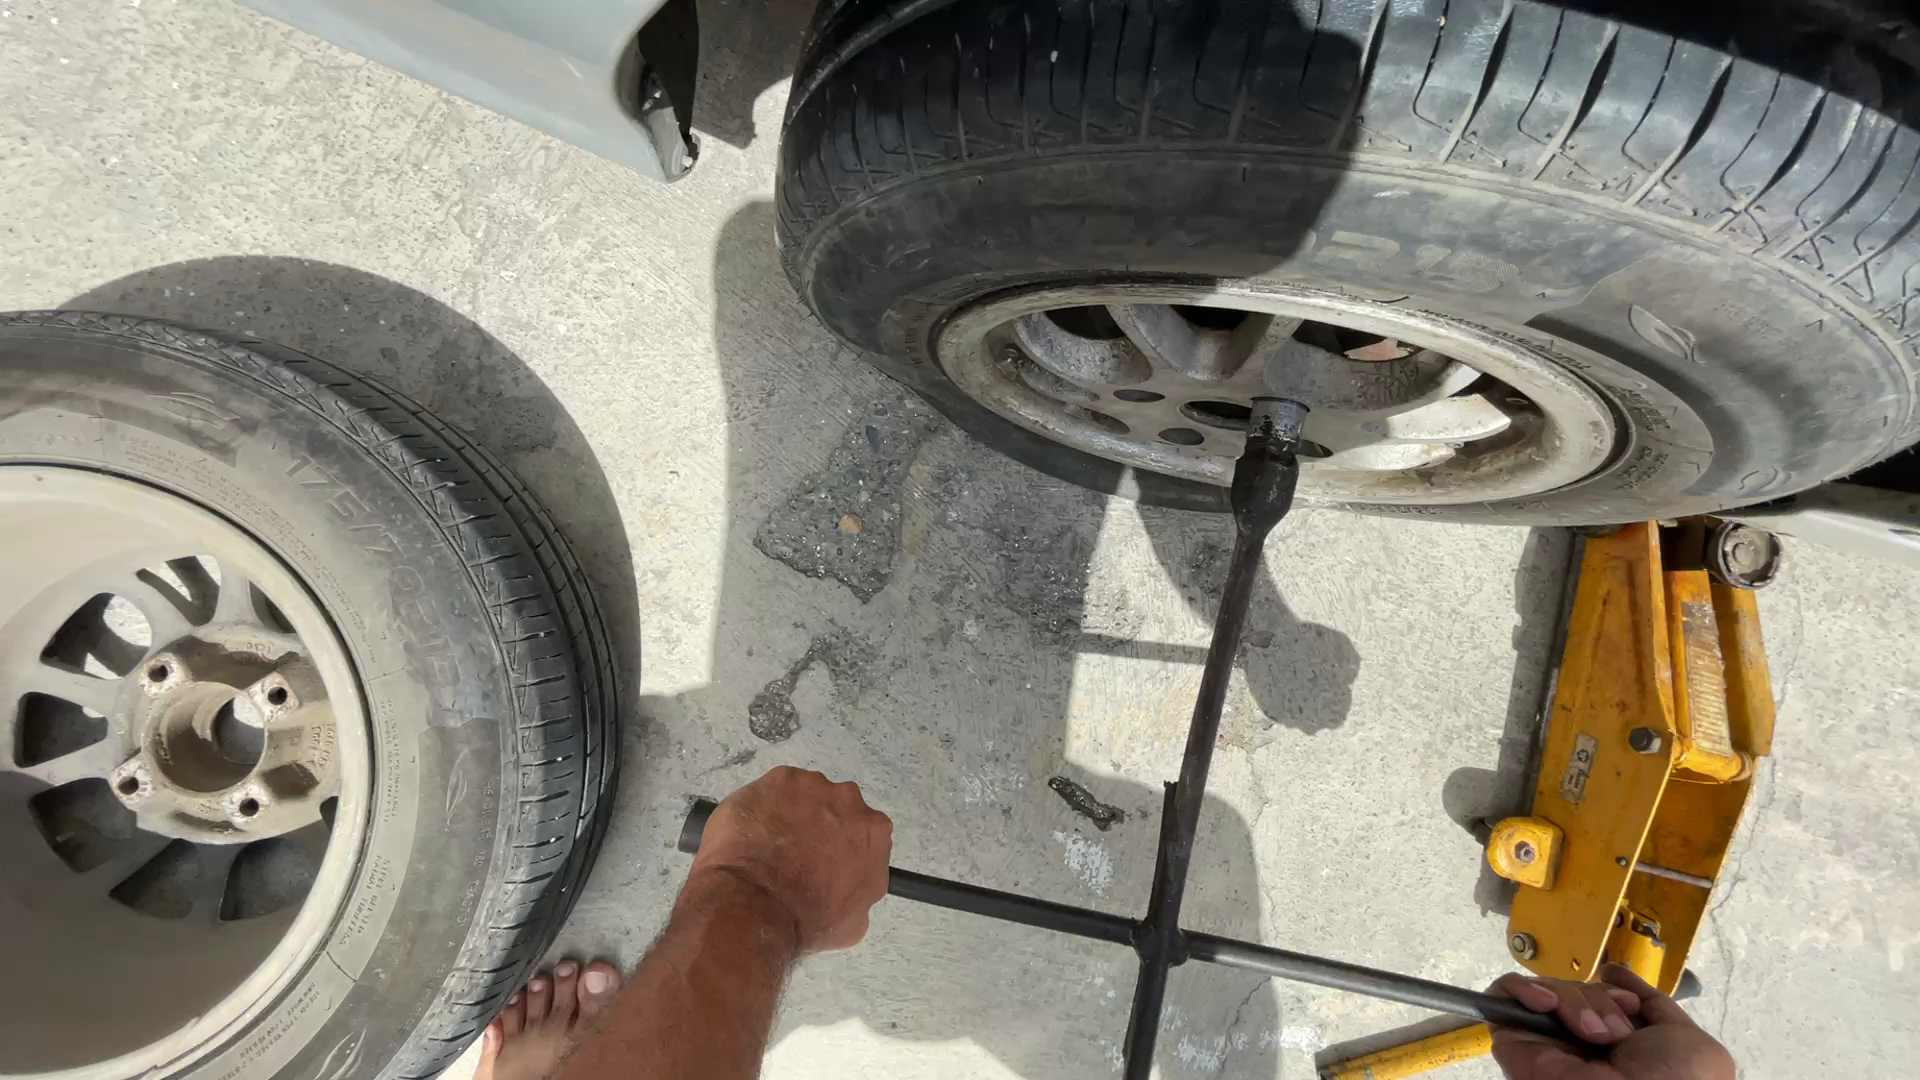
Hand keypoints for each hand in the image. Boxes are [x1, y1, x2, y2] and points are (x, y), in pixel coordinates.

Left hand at [685, 766, 892, 953]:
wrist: (754, 906)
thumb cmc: (802, 918)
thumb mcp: (854, 923)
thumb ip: (864, 891)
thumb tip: (851, 886)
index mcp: (874, 832)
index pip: (865, 832)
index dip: (843, 845)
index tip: (826, 858)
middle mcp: (850, 800)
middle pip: (836, 806)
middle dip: (820, 824)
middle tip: (796, 853)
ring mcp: (813, 785)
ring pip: (804, 794)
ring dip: (791, 812)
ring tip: (768, 845)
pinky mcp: (780, 778)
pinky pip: (774, 788)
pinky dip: (764, 805)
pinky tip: (753, 832)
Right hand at [1488, 964, 1734, 1079]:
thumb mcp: (1693, 1044)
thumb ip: (1657, 1004)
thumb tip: (1613, 971)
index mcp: (1618, 1045)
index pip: (1601, 996)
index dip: (1615, 994)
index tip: (1628, 1007)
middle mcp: (1578, 1039)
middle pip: (1573, 987)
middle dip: (1596, 999)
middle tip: (1611, 1033)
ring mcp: (1542, 1037)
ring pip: (1545, 987)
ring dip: (1571, 1000)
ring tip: (1589, 1033)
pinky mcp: (1509, 1034)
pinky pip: (1507, 991)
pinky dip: (1524, 988)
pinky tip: (1544, 1004)